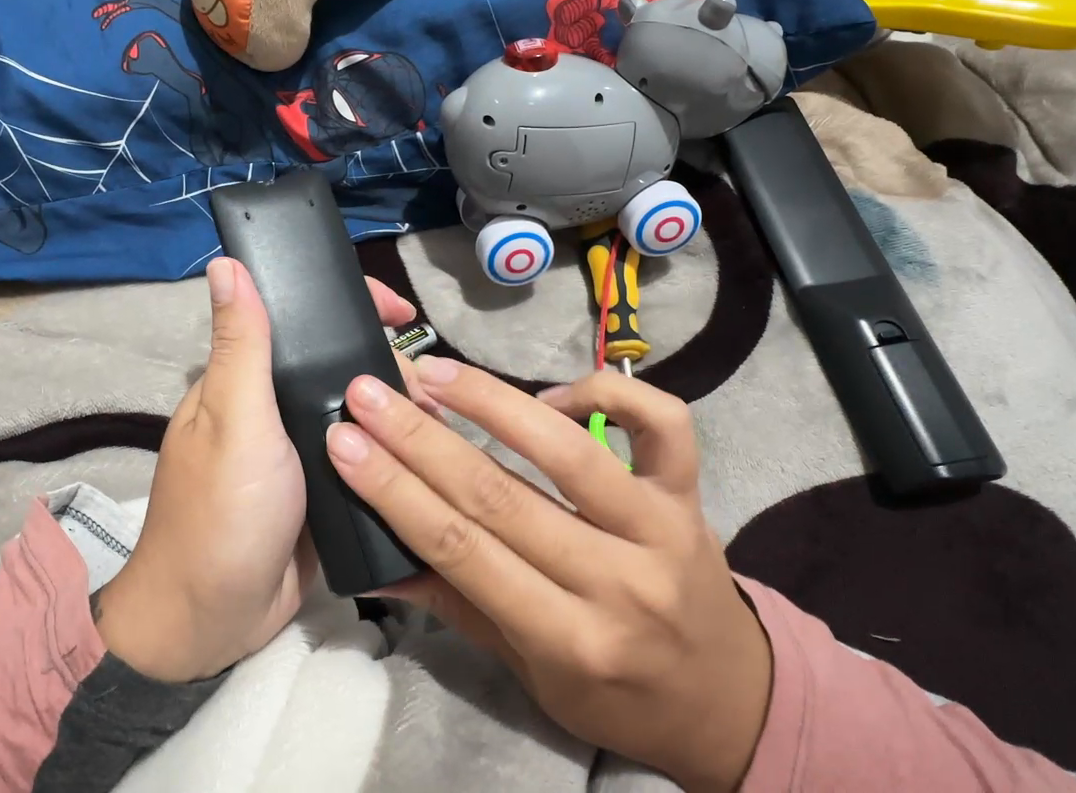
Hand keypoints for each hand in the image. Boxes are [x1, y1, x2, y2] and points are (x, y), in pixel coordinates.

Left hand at [94, 257, 426, 681]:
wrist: (215, 620)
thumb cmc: (221, 511)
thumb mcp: (234, 420)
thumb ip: (241, 346)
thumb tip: (226, 263)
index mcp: (244, 381)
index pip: (299, 320)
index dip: (347, 305)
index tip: (398, 309)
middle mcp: (273, 408)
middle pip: (339, 365)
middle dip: (388, 363)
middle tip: (431, 386)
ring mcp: (301, 453)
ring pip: (358, 412)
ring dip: (399, 408)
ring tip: (444, 419)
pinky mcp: (324, 492)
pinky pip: (365, 458)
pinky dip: (396, 450)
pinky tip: (432, 451)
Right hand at [325, 361, 772, 791]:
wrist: (731, 702)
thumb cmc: (617, 694)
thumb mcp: (531, 674)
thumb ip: (459, 606)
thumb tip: (378, 559)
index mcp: (568, 639)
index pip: (462, 550)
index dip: (395, 491)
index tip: (344, 442)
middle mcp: (616, 580)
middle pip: (500, 494)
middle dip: (419, 439)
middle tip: (366, 394)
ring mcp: (662, 530)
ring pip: (569, 450)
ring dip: (491, 402)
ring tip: (432, 373)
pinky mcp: (691, 496)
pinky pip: (662, 424)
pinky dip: (607, 391)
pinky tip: (552, 393)